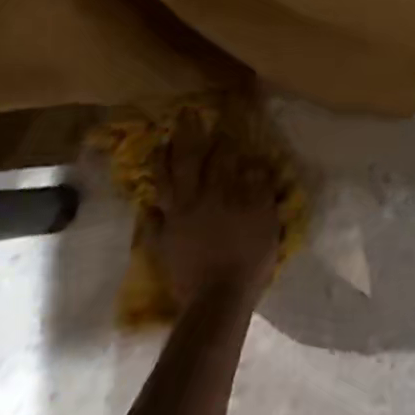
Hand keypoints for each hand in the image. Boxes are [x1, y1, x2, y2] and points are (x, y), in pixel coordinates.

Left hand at [151, 111, 281, 302]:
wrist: (217, 298)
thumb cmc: (248, 256)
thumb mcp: (265, 218)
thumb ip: (259, 188)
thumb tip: (253, 162)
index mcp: (219, 192)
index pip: (219, 157)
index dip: (220, 139)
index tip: (220, 121)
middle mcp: (193, 201)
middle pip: (186, 162)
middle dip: (187, 137)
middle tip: (184, 115)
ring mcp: (174, 222)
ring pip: (164, 185)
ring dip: (162, 163)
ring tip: (161, 146)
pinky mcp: (163, 244)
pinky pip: (153, 221)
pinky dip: (151, 209)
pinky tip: (149, 203)